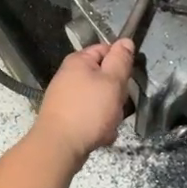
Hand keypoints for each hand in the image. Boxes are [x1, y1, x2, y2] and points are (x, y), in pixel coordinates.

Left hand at [28, 39, 135, 166]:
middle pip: (104, 77)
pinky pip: (90, 117)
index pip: (106, 50)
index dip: (121, 64)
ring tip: (108, 124)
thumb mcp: (112, 81)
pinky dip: (98, 126)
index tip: (127, 79)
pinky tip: (100, 136)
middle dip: (116, 94)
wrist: (59, 146)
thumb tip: (126, 41)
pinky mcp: (66, 117)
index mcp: (78, 61)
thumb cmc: (89, 110)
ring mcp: (66, 97)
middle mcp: (69, 75)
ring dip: (109, 113)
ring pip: (100, 100)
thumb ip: (121, 60)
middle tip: (116, 105)